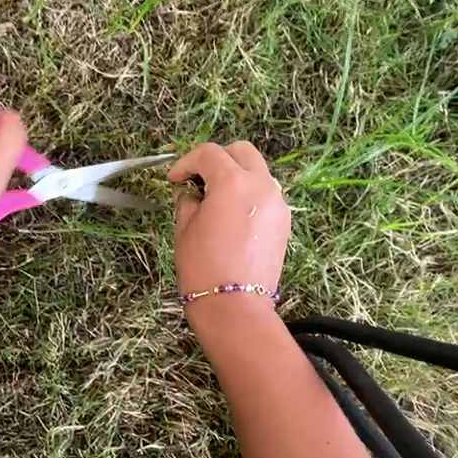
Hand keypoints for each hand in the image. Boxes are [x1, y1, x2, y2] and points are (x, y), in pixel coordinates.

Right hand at [168, 141, 289, 303]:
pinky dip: (248, 195)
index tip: (173, 180)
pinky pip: (265, 195)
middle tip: (197, 180)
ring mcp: (277, 202)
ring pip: (258, 172)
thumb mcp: (184, 230)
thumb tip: (192, 194)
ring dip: (236, 176)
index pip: (209, 154)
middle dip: (217, 160)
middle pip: (241, 151)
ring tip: (215, 200)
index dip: (186, 163)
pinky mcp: (283, 221)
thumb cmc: (201, 267)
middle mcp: (261, 184)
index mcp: (233, 182)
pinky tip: (231, 217)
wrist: (234, 306)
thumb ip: (188, 202)